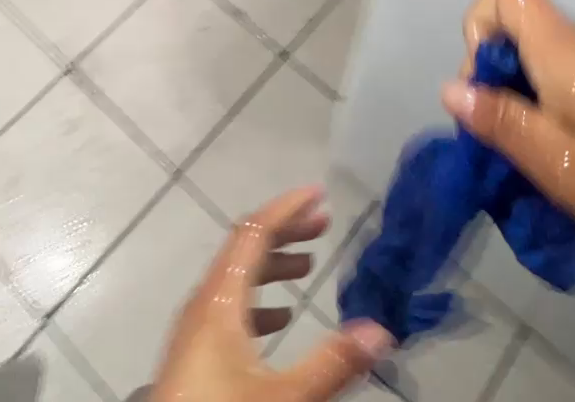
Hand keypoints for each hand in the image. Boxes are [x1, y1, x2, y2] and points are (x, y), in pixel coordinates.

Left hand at [151, 186, 395, 401]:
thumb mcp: (283, 396)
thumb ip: (332, 363)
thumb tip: (381, 331)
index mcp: (221, 300)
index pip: (254, 232)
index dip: (287, 208)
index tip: (318, 194)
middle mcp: (204, 302)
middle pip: (244, 247)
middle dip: (286, 231)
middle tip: (324, 224)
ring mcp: (194, 327)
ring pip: (236, 277)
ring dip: (273, 264)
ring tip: (308, 266)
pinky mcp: (193, 352)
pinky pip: (229, 305)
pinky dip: (259, 299)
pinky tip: (280, 319)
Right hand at [445, 0, 574, 295]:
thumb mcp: (564, 168)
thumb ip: (504, 124)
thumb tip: (451, 88)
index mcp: (567, 54)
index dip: (479, 28)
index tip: (485, 90)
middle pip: (523, 32)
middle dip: (498, 82)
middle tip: (509, 148)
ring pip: (549, 64)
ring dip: (530, 106)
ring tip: (546, 169)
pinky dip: (562, 115)